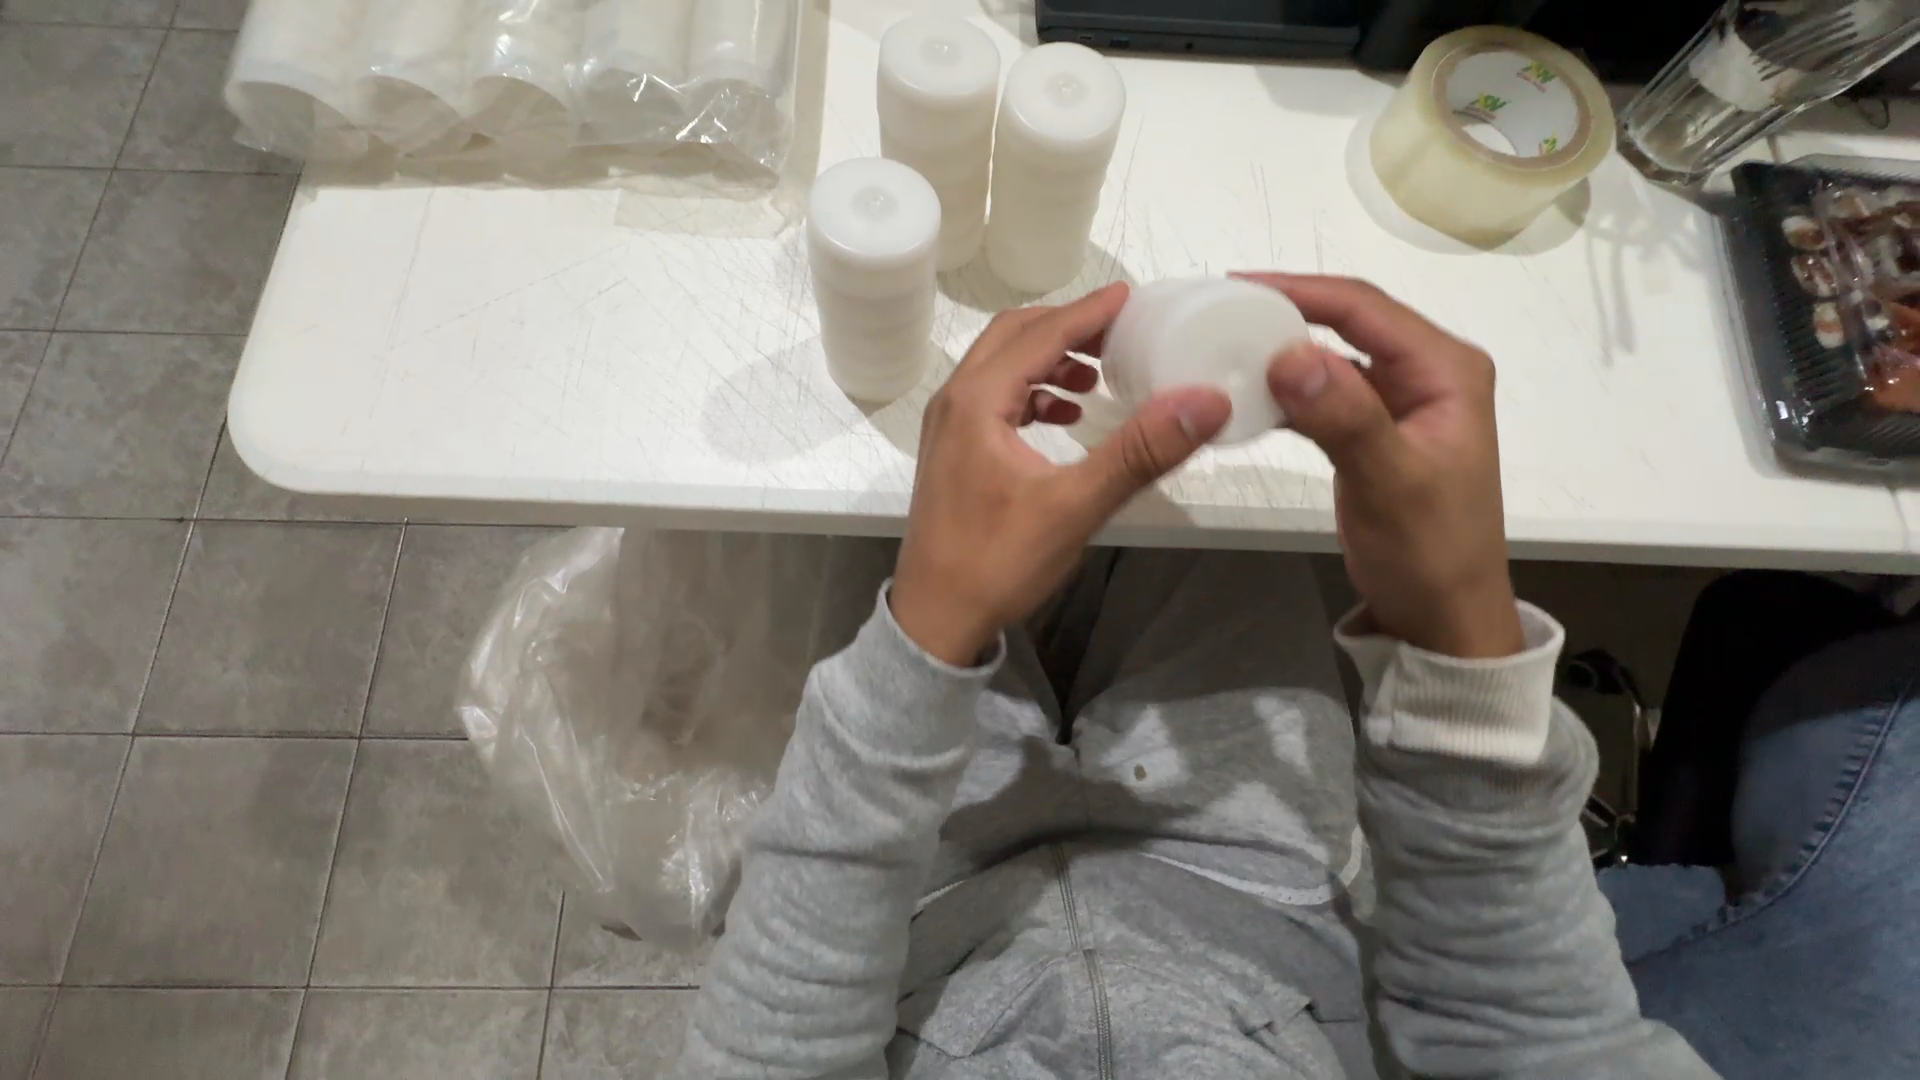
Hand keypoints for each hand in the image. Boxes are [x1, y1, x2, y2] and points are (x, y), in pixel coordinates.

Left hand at [891, 283, 1232, 664]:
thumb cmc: (996, 563)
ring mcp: (947, 428)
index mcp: (976, 401)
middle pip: (1013, 337)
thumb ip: (1138, 452)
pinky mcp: (952, 453)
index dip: (1089, 312)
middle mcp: (954, 402)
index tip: (1133, 298)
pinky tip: (1064, 418)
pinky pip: (993, 401)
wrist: (936, 617)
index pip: (1040, 334)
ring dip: (1047, 361)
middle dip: (1067, 328)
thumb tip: (1204, 402)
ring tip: (1097, 376)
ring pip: (999, 368)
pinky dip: (1030, 396)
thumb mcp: (1074, 507)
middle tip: (1119, 332)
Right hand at [1236, 273, 1523, 658]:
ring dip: (1280, 354)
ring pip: (1329, 359)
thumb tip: (1287, 355)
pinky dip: (1283, 395)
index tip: (1234, 286)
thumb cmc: (1427, 549)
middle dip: (1285, 313)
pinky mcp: (1369, 432)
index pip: (1364, 308)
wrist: (1439, 612)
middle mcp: (1423, 373)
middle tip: (1219, 312)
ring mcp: (1395, 403)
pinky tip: (1245, 400)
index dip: (1300, 290)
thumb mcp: (1390, 482)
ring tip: (1222, 348)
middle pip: (1347, 323)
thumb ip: (1345, 417)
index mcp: (1444, 369)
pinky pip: (1321, 397)